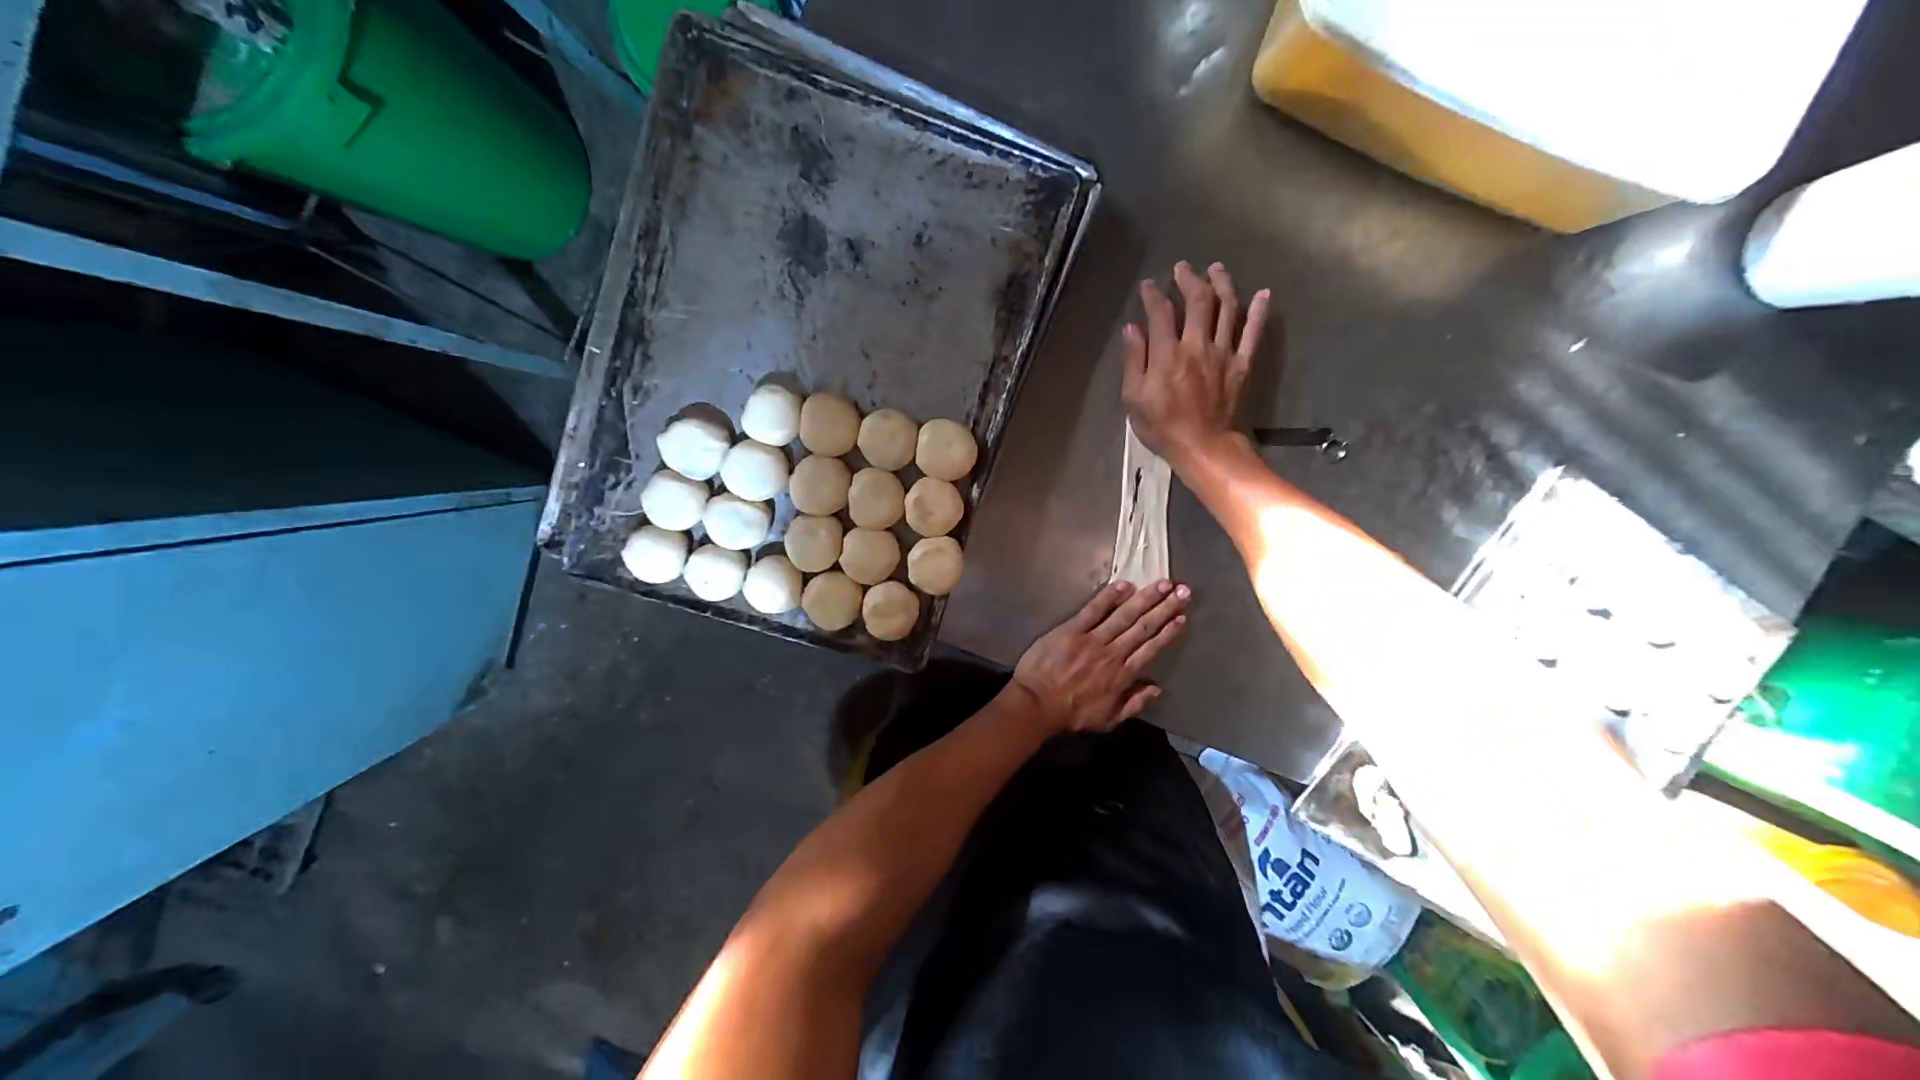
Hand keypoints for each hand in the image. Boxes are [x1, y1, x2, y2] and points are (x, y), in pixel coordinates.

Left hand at [1010, 579, 1189, 733]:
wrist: (1036, 704)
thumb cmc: (1071, 714)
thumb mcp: (1108, 719)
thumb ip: (1134, 704)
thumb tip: (1157, 688)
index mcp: (1122, 675)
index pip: (1151, 649)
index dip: (1168, 632)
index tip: (1182, 617)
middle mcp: (1112, 653)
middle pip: (1143, 627)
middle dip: (1165, 608)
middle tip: (1182, 591)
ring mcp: (1092, 639)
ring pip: (1124, 615)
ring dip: (1145, 598)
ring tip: (1162, 584)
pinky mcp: (1071, 630)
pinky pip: (1093, 610)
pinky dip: (1109, 597)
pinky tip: (1124, 585)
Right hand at [1122, 261, 1272, 464]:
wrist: (1203, 447)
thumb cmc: (1162, 426)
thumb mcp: (1134, 398)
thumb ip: (1134, 360)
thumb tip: (1133, 328)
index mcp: (1168, 354)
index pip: (1160, 313)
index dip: (1153, 295)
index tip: (1148, 286)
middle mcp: (1197, 345)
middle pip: (1198, 301)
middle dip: (1189, 279)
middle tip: (1182, 268)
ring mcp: (1223, 353)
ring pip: (1227, 308)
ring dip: (1222, 284)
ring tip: (1216, 269)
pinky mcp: (1241, 364)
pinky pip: (1253, 333)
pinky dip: (1259, 312)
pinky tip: (1263, 294)